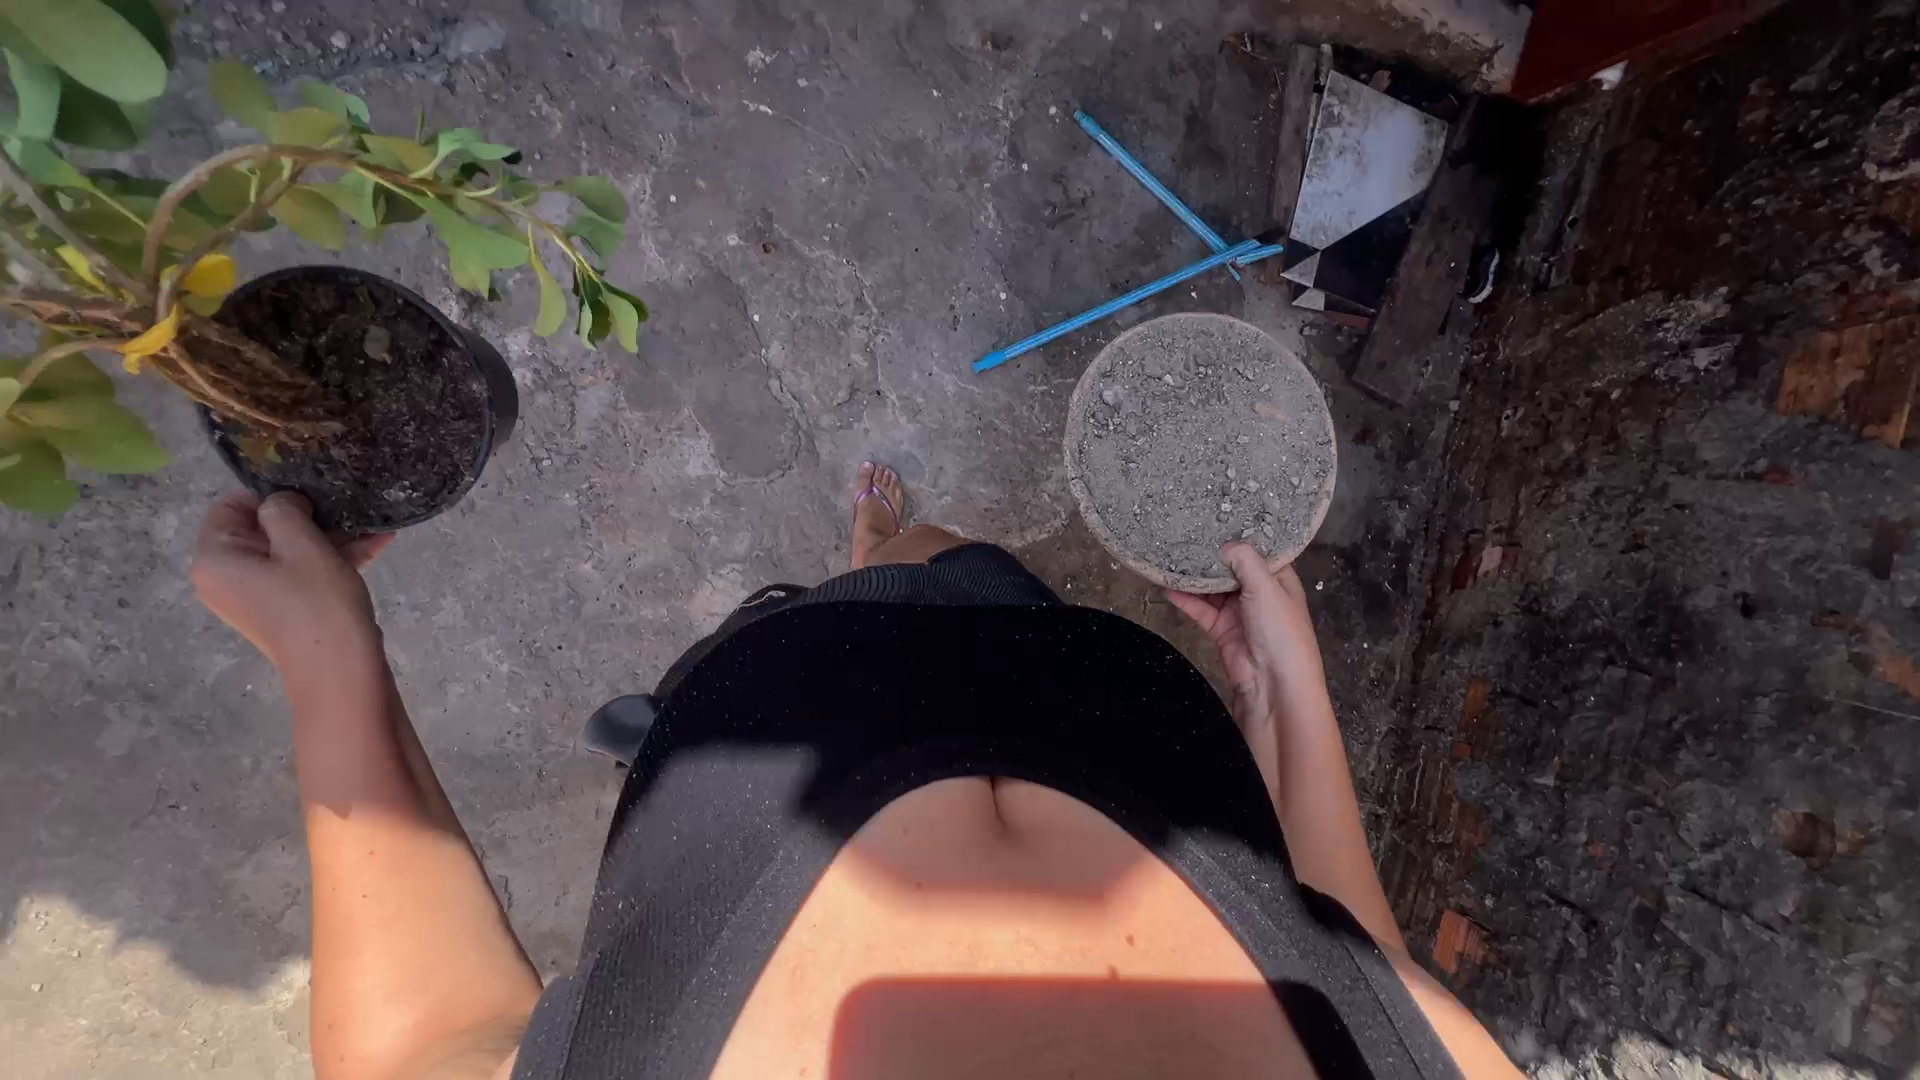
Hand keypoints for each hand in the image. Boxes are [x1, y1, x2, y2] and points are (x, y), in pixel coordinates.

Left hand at [190, 490, 394, 672]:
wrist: (337, 664)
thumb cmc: (316, 601)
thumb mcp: (304, 546)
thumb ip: (285, 512)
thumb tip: (282, 502)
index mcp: (215, 557)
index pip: (230, 507)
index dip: (271, 494)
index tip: (315, 495)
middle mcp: (223, 575)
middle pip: (262, 531)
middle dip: (310, 519)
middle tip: (350, 510)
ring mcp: (252, 594)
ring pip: (288, 552)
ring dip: (329, 539)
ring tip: (374, 528)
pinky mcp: (280, 608)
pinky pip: (300, 573)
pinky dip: (331, 559)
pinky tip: (375, 547)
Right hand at [1165, 543, 1326, 733]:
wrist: (1273, 684)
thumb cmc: (1280, 631)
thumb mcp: (1268, 588)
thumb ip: (1246, 562)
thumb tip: (1225, 544)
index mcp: (1279, 581)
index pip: (1259, 553)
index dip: (1240, 538)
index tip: (1217, 518)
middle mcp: (1259, 594)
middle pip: (1231, 570)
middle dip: (1211, 556)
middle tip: (1185, 535)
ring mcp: (1239, 613)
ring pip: (1212, 589)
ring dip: (1194, 578)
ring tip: (1171, 558)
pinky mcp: (1221, 630)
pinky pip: (1200, 609)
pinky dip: (1185, 599)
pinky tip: (1168, 586)